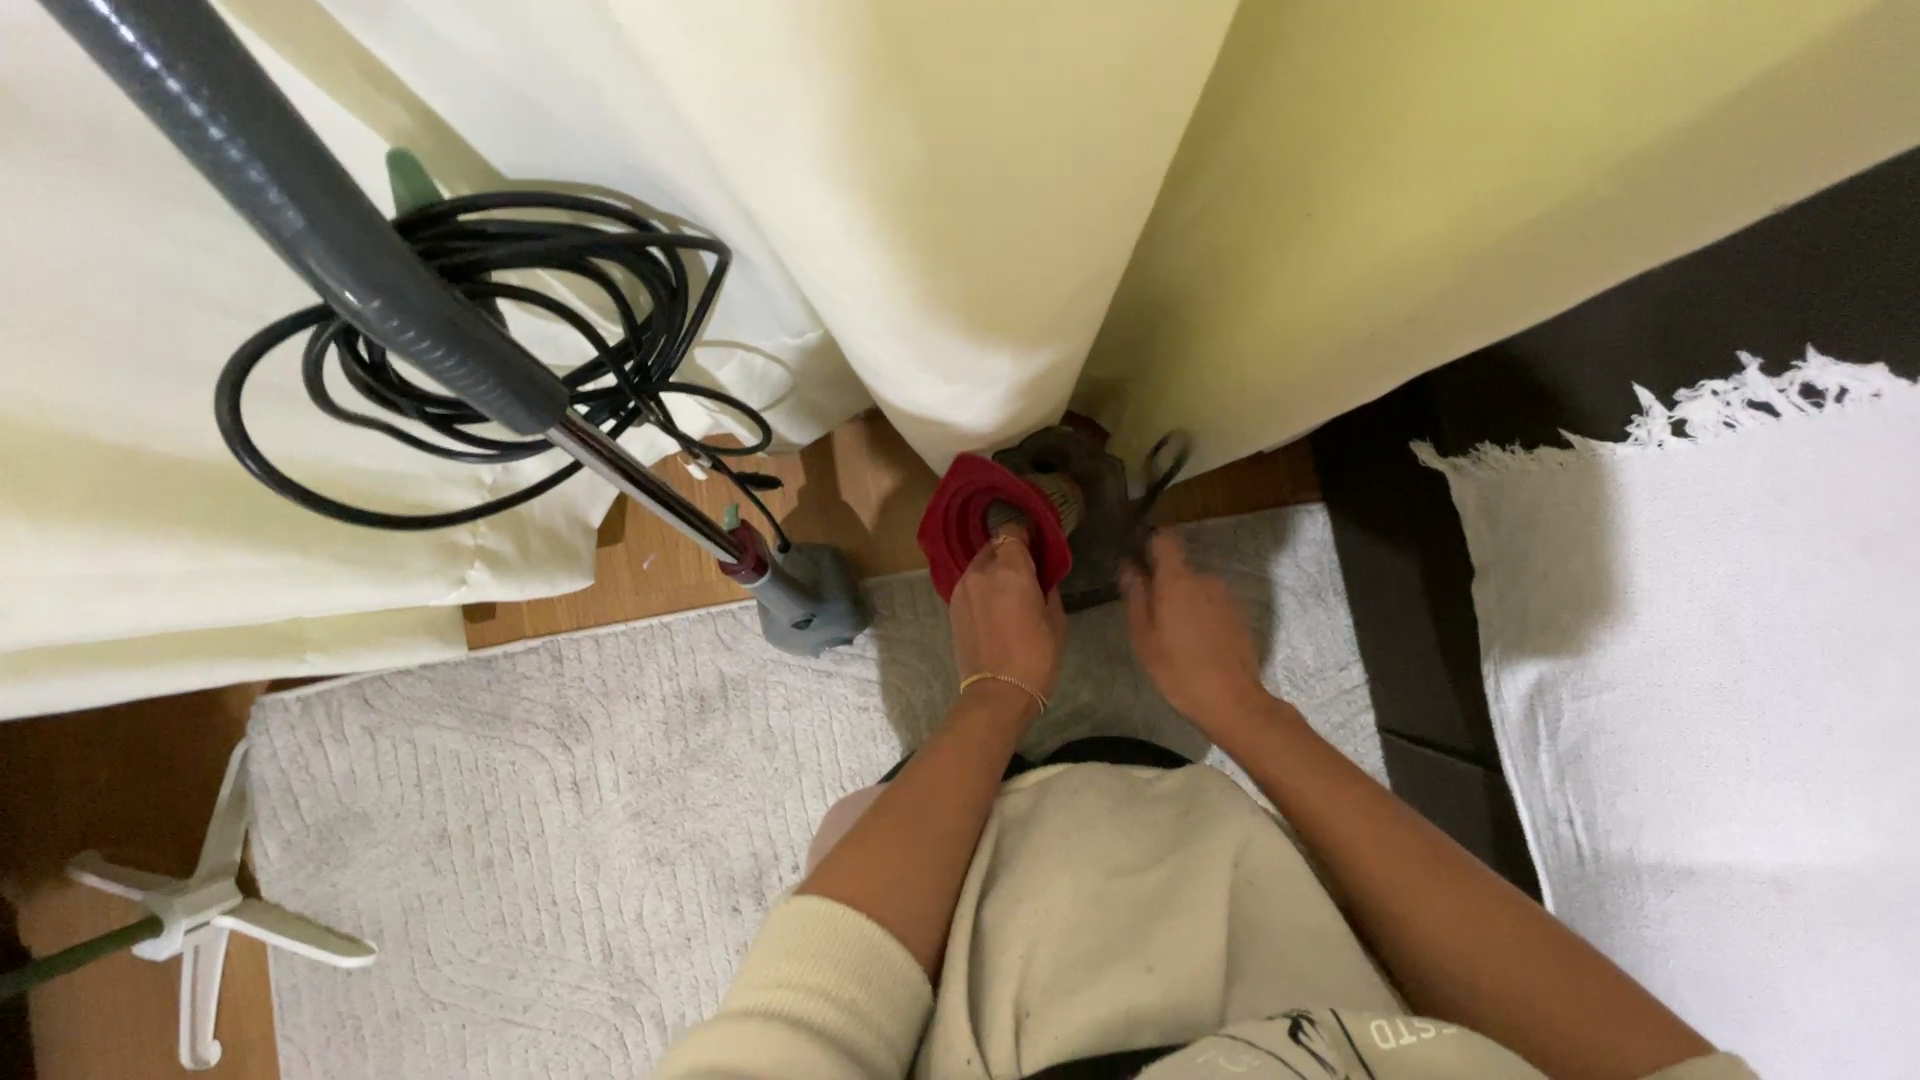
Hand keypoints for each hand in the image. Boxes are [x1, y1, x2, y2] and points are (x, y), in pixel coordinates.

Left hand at [949, 525, 1065, 714]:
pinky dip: (982, 586)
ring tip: (1009, 590)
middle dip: (1010, 553)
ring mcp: (962, 588)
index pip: (1012, 532)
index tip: (1037, 548)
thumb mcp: (1056, 619)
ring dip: (994, 570)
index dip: (1026, 536)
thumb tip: (1042, 578)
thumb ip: (1048, 588)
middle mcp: (981, 572)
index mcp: (1010, 570)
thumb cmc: (1036, 656)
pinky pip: (970, 584)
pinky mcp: (952, 606)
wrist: (998, 692)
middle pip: (994, 546)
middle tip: (1026, 570)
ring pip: (979, 565)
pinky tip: (994, 605)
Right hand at [1120, 531, 1268, 724]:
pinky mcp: (1240, 615)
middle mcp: (1205, 579)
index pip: (1165, 539)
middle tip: (1151, 617)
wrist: (1231, 700)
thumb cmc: (1177, 668)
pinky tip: (1197, 645)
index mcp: (1177, 580)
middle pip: (1179, 570)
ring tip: (1174, 636)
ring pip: (1196, 589)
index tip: (1138, 558)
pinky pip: (1213, 605)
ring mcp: (1226, 597)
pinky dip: (1202, 616)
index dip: (1150, 543)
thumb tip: (1130, 566)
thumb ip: (1136, 595)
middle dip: (1164, 585)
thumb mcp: (1143, 636)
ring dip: (1184, 602)